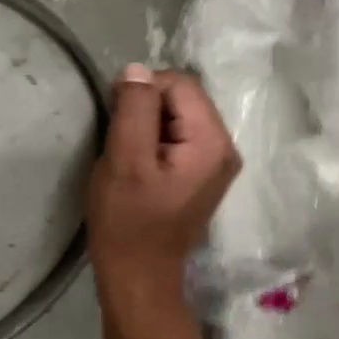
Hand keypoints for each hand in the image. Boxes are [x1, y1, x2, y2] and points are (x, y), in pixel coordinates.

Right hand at [86, 64, 239, 288]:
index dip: (141, 90)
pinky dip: (150, 138)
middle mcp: (223, 147)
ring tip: (124, 151)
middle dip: (144, 106)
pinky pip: (175, 135)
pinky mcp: (198, 173)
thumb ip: (133, 110)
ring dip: (144, 123)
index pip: (179, 84)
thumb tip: (136, 70)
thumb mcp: (124, 158)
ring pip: (176, 115)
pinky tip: (134, 161)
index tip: (115, 118)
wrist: (137, 268)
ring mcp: (214, 162)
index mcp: (211, 142)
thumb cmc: (127, 216)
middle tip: (117, 137)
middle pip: (182, 97)